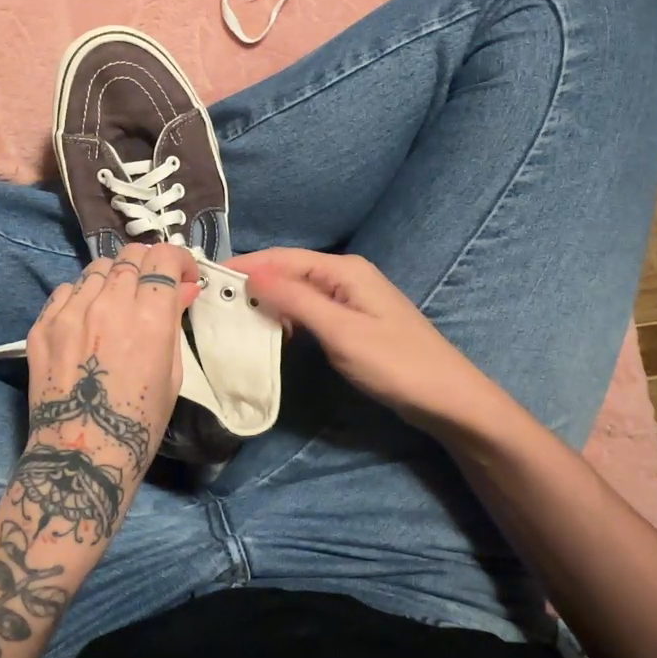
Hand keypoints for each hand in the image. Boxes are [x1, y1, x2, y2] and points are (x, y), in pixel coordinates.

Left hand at [14, 244, 198, 542]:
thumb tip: (183, 288)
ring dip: (113, 278)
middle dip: (147, 265)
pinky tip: (87, 318)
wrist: (81, 455)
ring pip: (95, 269)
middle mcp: (108, 304)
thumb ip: (174, 322)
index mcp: (148, 317)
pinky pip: (66, 291)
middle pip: (129, 257)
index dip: (177, 260)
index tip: (181, 275)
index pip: (162, 258)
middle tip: (151, 285)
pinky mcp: (42, 324)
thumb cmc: (139, 422)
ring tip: (116, 302)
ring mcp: (70, 312)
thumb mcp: (172, 373)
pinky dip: (82, 295)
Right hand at [226, 248, 488, 421]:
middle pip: (288, 271)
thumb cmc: (395, 363)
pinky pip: (309, 310)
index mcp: (343, 269)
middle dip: (252, 282)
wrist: (448, 399)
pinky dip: (286, 317)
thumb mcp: (340, 331)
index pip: (282, 257)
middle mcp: (345, 276)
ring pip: (297, 291)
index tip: (208, 278)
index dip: (245, 265)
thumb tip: (251, 275)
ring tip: (232, 315)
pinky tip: (269, 332)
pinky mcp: (352, 322)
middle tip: (214, 299)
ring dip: (267, 301)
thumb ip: (295, 300)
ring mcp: (350, 299)